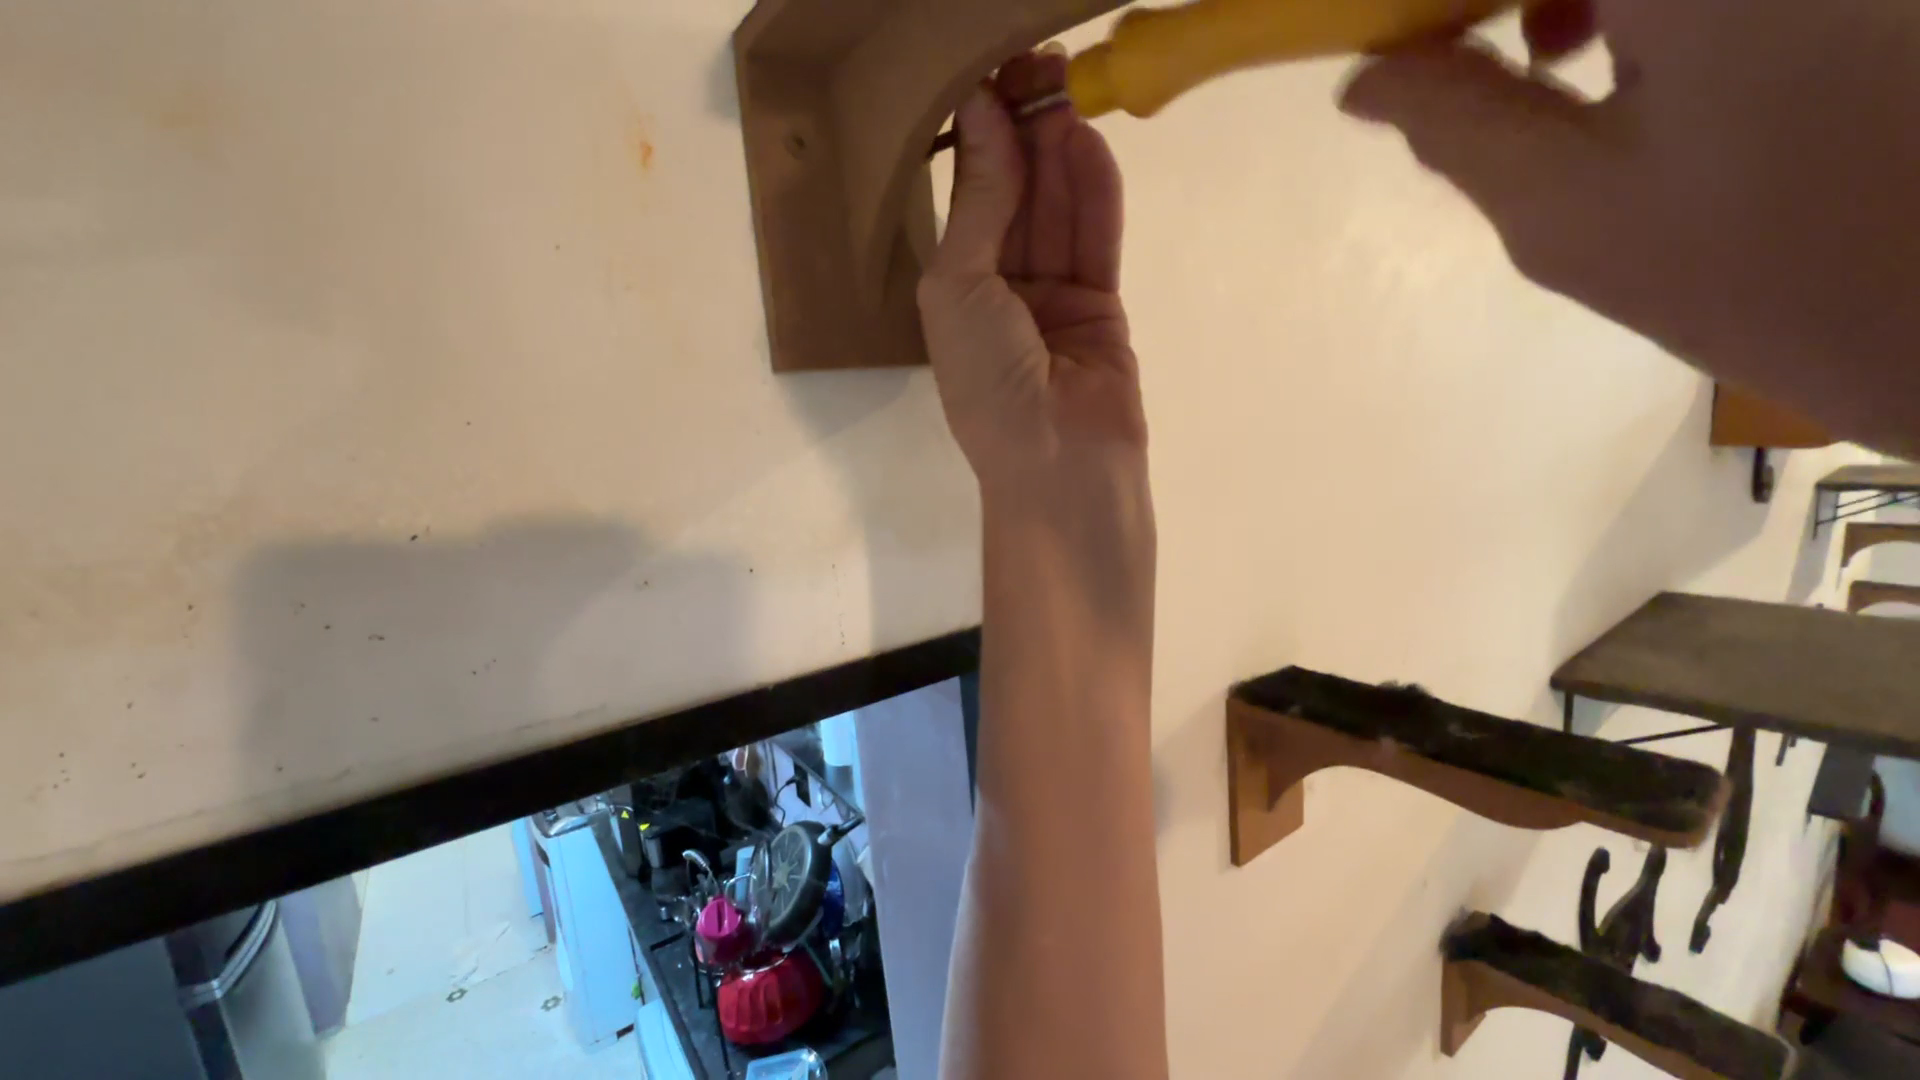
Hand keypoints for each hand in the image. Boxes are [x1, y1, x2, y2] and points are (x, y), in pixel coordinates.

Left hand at [918, 52, 1146, 497]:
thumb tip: (982, 115)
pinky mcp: (1102, 308)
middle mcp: (1003, 290)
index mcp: (957, 290)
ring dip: (1062, 155)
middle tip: (1038, 69)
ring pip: (1059, 214)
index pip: (972, 201)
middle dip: (1026, 137)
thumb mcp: (961, 288)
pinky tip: (1091, 145)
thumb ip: (980, 203)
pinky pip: (1097, 241)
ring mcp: (1055, 299)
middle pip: (1018, 199)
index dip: (982, 142)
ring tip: (1066, 91)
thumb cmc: (989, 383)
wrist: (1058, 465)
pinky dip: (1096, 196)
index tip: (994, 79)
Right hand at [1341, 0, 1919, 453]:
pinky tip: (1619, 43)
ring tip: (1539, 55)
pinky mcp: (1846, 1)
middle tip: (1450, 55)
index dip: (1439, 4)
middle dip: (1495, 3)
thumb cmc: (1767, 268)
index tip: (1399, 48)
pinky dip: (1619, 6)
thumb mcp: (1568, 209)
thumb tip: (1368, 81)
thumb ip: (1454, 122)